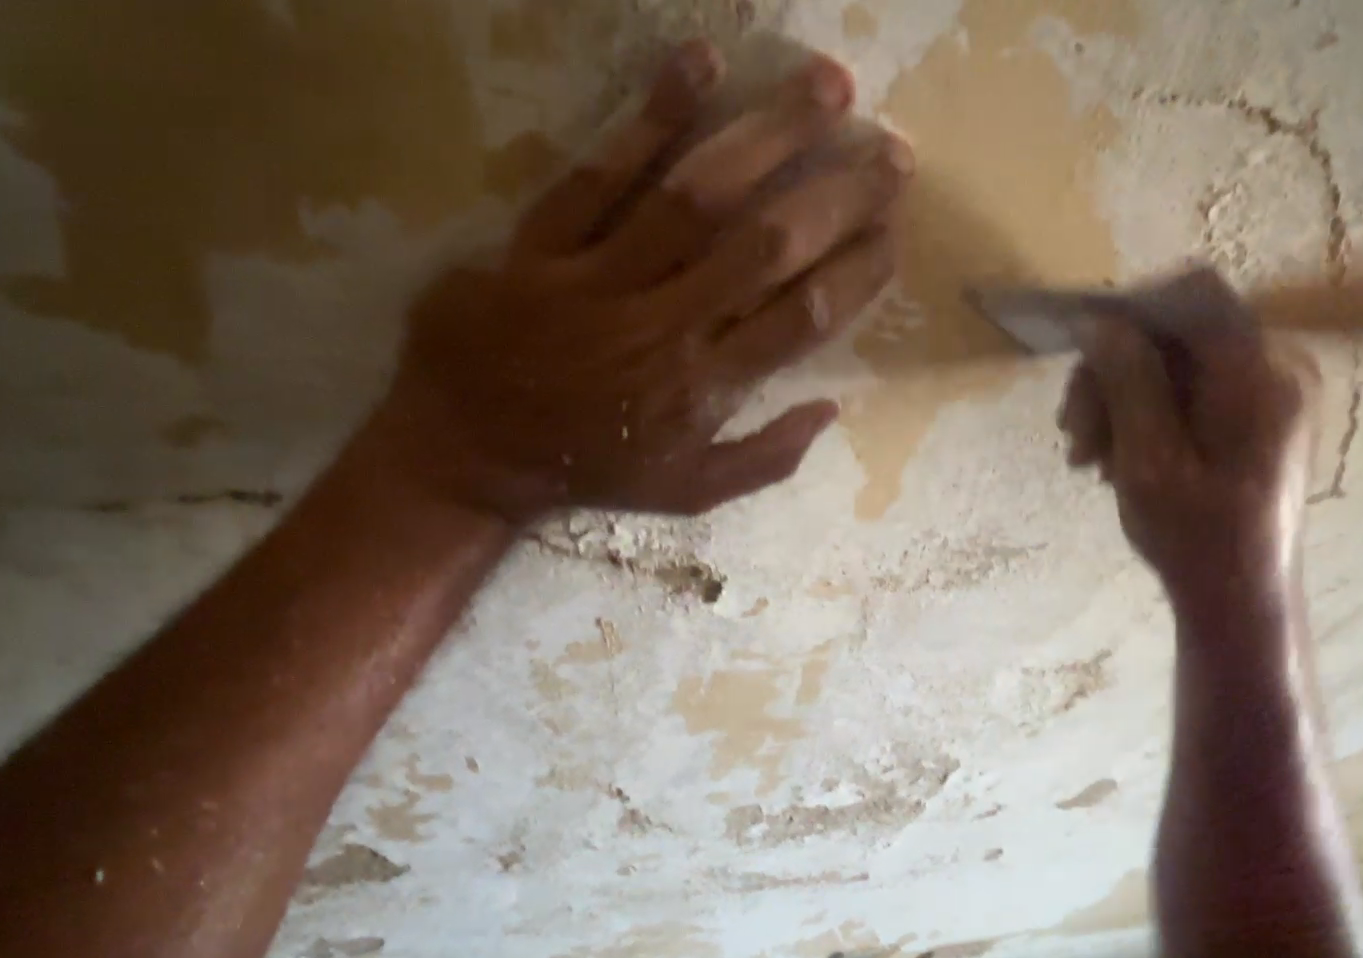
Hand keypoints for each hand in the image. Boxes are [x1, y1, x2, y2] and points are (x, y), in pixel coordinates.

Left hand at [372, 41, 910, 522]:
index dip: (857, 271)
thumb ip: (765, 459)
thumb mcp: (689, 492)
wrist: (466, 452)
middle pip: (766, 246)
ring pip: (697, 196)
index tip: (895, 231)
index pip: (802, 317)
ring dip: (770, 136)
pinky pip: (599, 173)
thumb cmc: (590, 469)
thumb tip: (831, 408)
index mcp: (705, 386)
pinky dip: (650, 116)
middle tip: (893, 153)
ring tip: (829, 86)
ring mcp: (602, 277)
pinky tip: (700, 61)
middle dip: (839, 195)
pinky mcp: (542, 242)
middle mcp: (665, 323)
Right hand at [1058, 270, 1320, 604]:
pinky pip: (1189, 393)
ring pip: (1175, 366)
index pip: (1194, 298)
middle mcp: (1275, 369)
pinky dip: (1145, 417)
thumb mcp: (1147, 460)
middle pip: (1177, 336)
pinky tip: (1115, 459)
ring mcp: (1268, 393)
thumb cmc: (1195, 539)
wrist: (1239, 601)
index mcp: (1261, 374)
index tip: (1079, 350)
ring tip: (1087, 459)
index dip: (1130, 312)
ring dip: (1120, 402)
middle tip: (1072, 432)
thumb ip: (1128, 382)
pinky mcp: (1254, 417)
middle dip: (1114, 375)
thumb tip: (1100, 323)